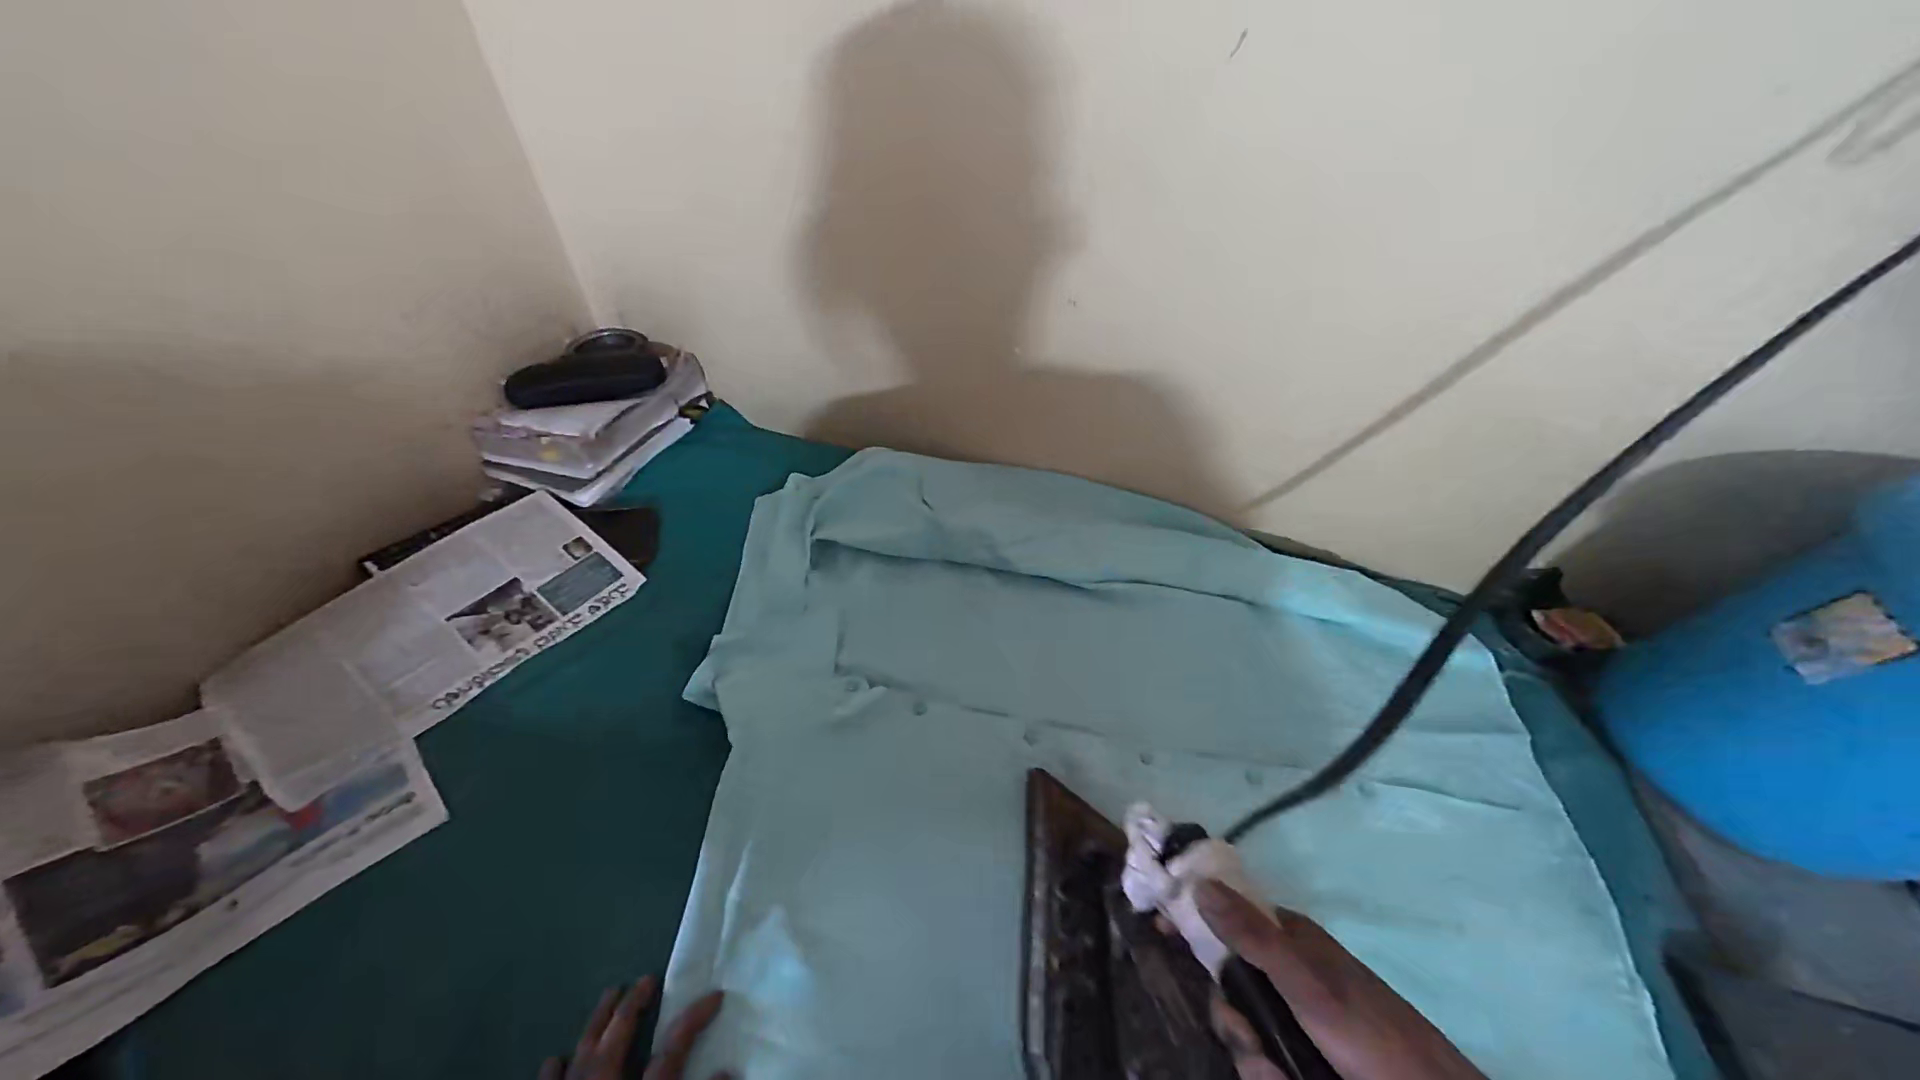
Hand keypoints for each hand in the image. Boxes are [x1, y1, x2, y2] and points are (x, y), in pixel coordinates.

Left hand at [539, 976, 725, 1079]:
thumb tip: (731, 1071)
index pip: (674, 1045)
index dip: (695, 1017)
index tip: (716, 995)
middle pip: (619, 1036)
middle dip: (634, 1005)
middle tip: (646, 981)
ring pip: (584, 1051)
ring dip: (597, 1022)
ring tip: (609, 995)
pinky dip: (554, 1073)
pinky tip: (554, 1060)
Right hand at [1195, 881, 1487, 1079]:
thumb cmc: (1369, 1032)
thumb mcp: (1307, 981)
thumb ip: (1252, 934)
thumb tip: (1198, 882)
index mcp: (1288, 937)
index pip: (1223, 913)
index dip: (1191, 922)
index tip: (1160, 931)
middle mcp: (1285, 970)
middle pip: (1225, 982)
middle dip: (1231, 1018)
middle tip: (1252, 1039)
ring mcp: (1293, 1015)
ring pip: (1240, 1027)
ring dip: (1253, 1056)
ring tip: (1285, 1075)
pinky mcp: (1300, 1052)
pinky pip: (1261, 1059)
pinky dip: (1269, 1074)